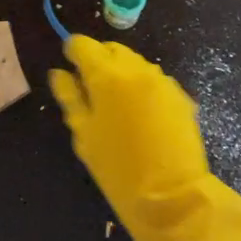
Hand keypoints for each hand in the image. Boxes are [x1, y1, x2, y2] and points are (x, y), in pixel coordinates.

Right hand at [48, 36, 210, 207]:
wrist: (171, 196)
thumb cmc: (118, 168)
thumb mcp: (84, 135)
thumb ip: (69, 97)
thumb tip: (60, 73)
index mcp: (106, 74)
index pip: (82, 43)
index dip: (73, 53)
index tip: (72, 71)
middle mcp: (135, 67)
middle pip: (111, 49)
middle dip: (99, 62)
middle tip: (94, 93)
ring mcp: (161, 79)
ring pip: (134, 62)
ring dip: (122, 74)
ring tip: (120, 107)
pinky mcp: (180, 94)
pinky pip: (154, 80)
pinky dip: (143, 88)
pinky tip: (143, 117)